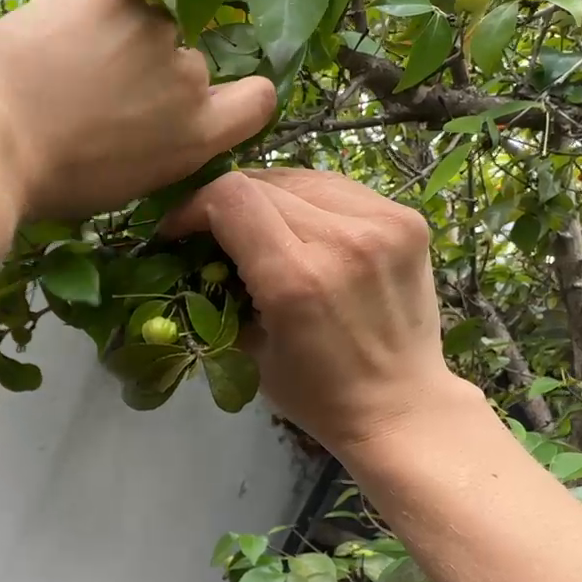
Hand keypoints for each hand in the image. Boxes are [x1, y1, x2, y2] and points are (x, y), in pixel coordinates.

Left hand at [0, 0, 275, 220]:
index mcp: (193, 136)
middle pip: (183, 62)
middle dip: (146, 74)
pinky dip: (79, 16)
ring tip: (61, 72)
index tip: (191, 104)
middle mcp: (188, 74)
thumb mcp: (119, 183)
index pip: (256, 100)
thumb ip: (155, 144)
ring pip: (145, 23)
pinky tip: (44, 47)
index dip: (232, 99)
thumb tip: (151, 117)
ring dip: (114, 39)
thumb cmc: (46, 185)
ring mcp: (153, 25)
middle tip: (90, 99)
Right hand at [165, 169, 470, 451]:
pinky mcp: (406, 217)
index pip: (230, 200)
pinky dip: (303, 200)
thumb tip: (196, 254)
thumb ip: (224, 293)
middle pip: (261, 184)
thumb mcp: (249, 350)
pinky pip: (336, 187)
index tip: (175, 231)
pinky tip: (294, 226)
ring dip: (263, 197)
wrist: (399, 404)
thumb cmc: (314, 394)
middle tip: (205, 232)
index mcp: (295, 279)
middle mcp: (342, 238)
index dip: (191, 206)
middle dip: (220, 203)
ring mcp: (382, 221)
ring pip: (299, 177)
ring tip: (249, 227)